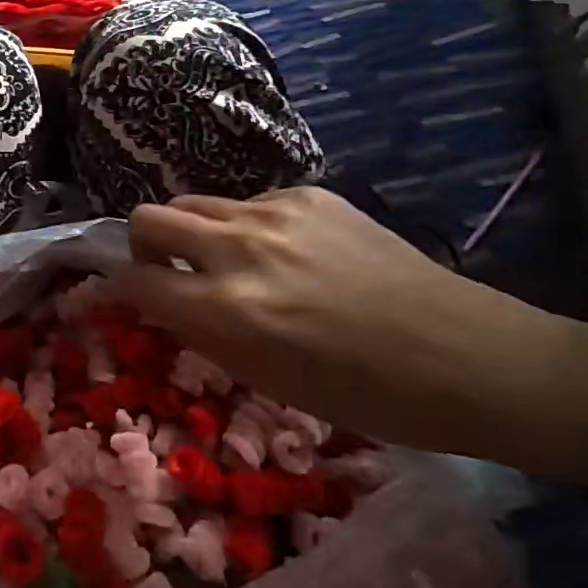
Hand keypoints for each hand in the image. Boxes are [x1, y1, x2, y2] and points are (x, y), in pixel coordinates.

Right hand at [111, 189, 569, 451]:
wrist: (468, 356)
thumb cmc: (365, 394)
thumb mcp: (266, 379)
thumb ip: (202, 330)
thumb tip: (159, 300)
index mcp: (229, 310)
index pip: (137, 279)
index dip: (119, 287)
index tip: (122, 293)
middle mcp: (240, 249)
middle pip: (149, 217)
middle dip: (144, 244)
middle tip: (168, 268)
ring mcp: (276, 213)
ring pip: (195, 202)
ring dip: (195, 231)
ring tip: (229, 260)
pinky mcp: (308, 193)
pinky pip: (248, 202)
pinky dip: (247, 226)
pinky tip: (288, 253)